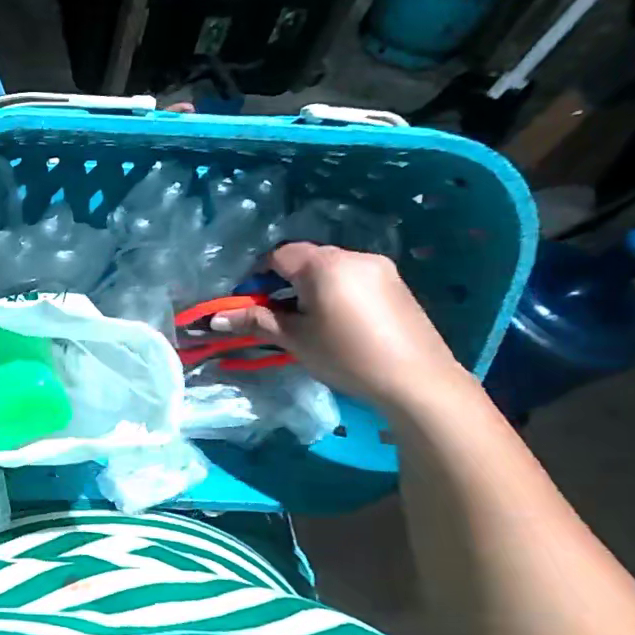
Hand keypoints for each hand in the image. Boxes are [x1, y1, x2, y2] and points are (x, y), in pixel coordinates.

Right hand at [212, 242, 469, 412]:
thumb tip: (217, 318)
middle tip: (280, 318)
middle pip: (307, 259)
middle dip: (286, 283)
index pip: (278, 256)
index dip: (258, 277)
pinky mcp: (396, 283)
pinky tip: (343, 324)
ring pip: (332, 269)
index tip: (251, 305)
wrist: (416, 379)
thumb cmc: (347, 356)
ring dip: (313, 287)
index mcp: (324, 264)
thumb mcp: (297, 340)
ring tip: (313, 323)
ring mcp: (379, 267)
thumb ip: (258, 322)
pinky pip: (355, 278)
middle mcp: (352, 255)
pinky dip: (339, 292)